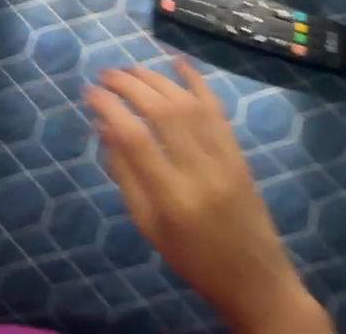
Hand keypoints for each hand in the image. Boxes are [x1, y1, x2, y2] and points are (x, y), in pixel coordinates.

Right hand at [87, 60, 330, 333]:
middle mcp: (200, 172)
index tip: (88, 92)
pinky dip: (197, 82)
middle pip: (162, 112)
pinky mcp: (240, 155)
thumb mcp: (147, 225)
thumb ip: (124, 174)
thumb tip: (103, 126)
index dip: (108, 107)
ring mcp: (225, 160)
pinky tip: (178, 63)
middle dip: (129, 85)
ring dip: (155, 79)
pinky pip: (217, 110)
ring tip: (129, 69)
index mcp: (172, 197)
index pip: (135, 138)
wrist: (257, 283)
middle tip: (105, 75)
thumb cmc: (192, 259)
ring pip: (188, 104)